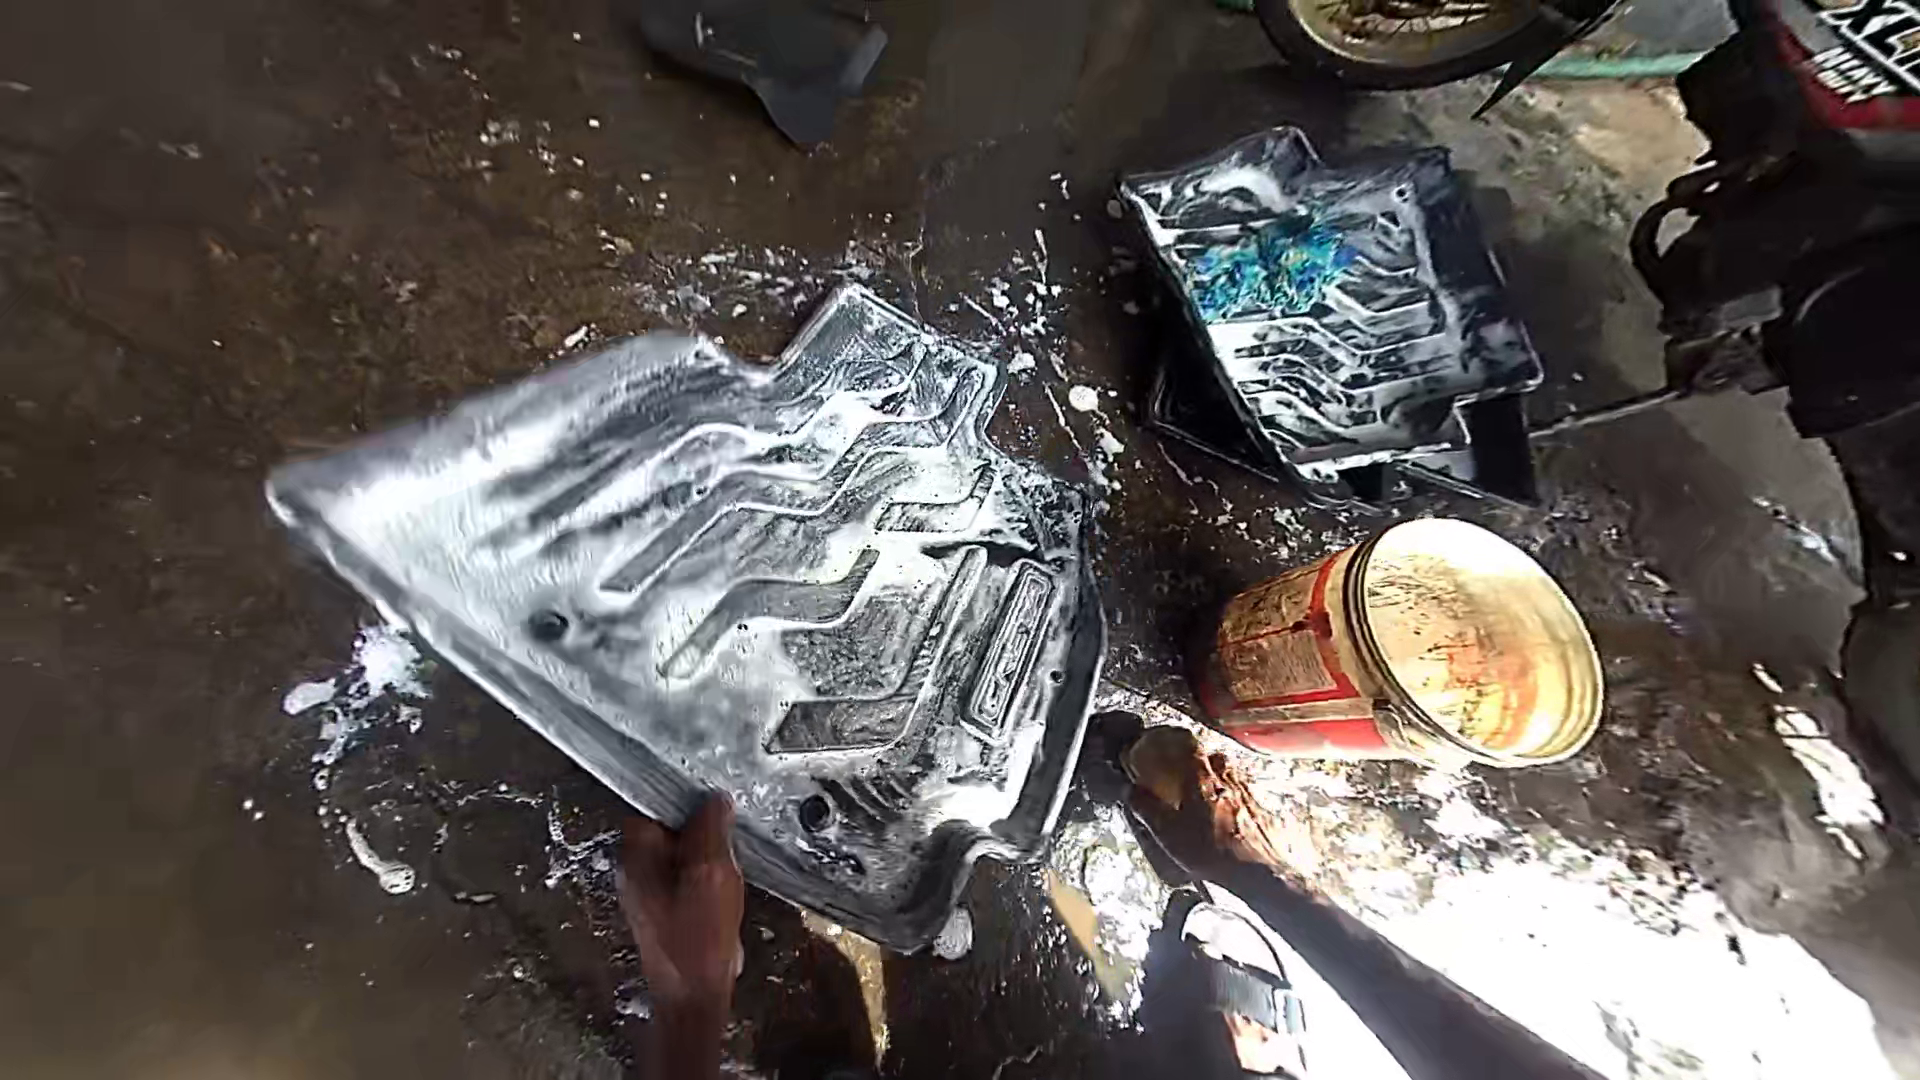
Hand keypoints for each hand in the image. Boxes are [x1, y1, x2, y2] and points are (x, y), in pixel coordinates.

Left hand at [618, 795, 745, 1009]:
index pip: (650, 804)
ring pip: (682, 845)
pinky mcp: (670, 903)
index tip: (708, 787)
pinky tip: (727, 870)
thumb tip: (716, 798)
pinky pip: (689, 867)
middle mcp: (637, 869)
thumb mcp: (710, 870)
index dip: (679, 792)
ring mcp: (652, 888)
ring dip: (707, 842)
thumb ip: (711, 828)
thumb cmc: (699, 932)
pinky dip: (708, 863)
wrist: (697, 992)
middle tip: (727, 818)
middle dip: (699, 818)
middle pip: (668, 824)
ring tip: (730, 844)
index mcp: (637, 857)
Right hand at [1123, 726, 1315, 882]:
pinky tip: (1234, 819)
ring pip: (1234, 775)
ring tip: (1211, 795)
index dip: (1177, 740)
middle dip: (1202, 760)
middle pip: (1214, 757)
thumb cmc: (1216, 853)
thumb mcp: (1168, 833)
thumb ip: (1147, 809)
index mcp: (1202, 779)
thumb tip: (1131, 792)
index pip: (1189, 744)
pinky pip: (1250, 798)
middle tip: (1190, 770)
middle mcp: (1228, 780)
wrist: (1264, 877)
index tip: (1167, 742)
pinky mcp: (1267, 814)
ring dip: (1221, 779)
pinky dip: (1240, 802)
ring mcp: (1250, 795)